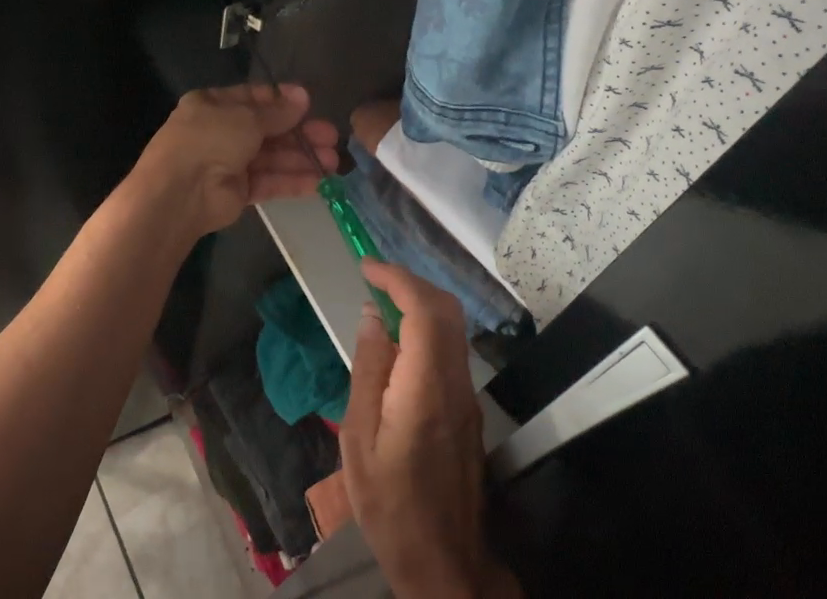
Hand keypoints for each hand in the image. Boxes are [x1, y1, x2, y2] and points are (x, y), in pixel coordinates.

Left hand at [123, 83, 339, 238]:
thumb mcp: (244, 117)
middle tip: (331, 137)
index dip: (282, 101)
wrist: (178, 192)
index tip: (311, 104)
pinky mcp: (237, 192)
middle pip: (267, 130)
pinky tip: (320, 182)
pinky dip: (292, 181)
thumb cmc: (208, 140)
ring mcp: (228, 163)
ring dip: (301, 158)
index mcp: (212, 105)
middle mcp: (220, 132)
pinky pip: (268, 182)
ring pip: (271, 158)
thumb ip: (276, 112)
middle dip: (299, 134)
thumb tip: (303, 97)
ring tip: (334, 162)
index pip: (253, 99)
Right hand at [342, 261, 518, 598]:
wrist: (443, 559)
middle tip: (373, 279)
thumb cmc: (388, 503)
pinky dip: (426, 332)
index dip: (398, 279)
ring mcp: (468, 400)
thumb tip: (374, 318)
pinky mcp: (468, 413)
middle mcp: (455, 386)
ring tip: (379, 307)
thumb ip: (368, 371)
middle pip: (448, 312)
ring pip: (453, 331)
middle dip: (412, 283)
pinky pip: (450, 355)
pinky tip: (396, 348)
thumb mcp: (358, 437)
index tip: (367, 267)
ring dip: (420, 305)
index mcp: (424, 389)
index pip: (424, 311)